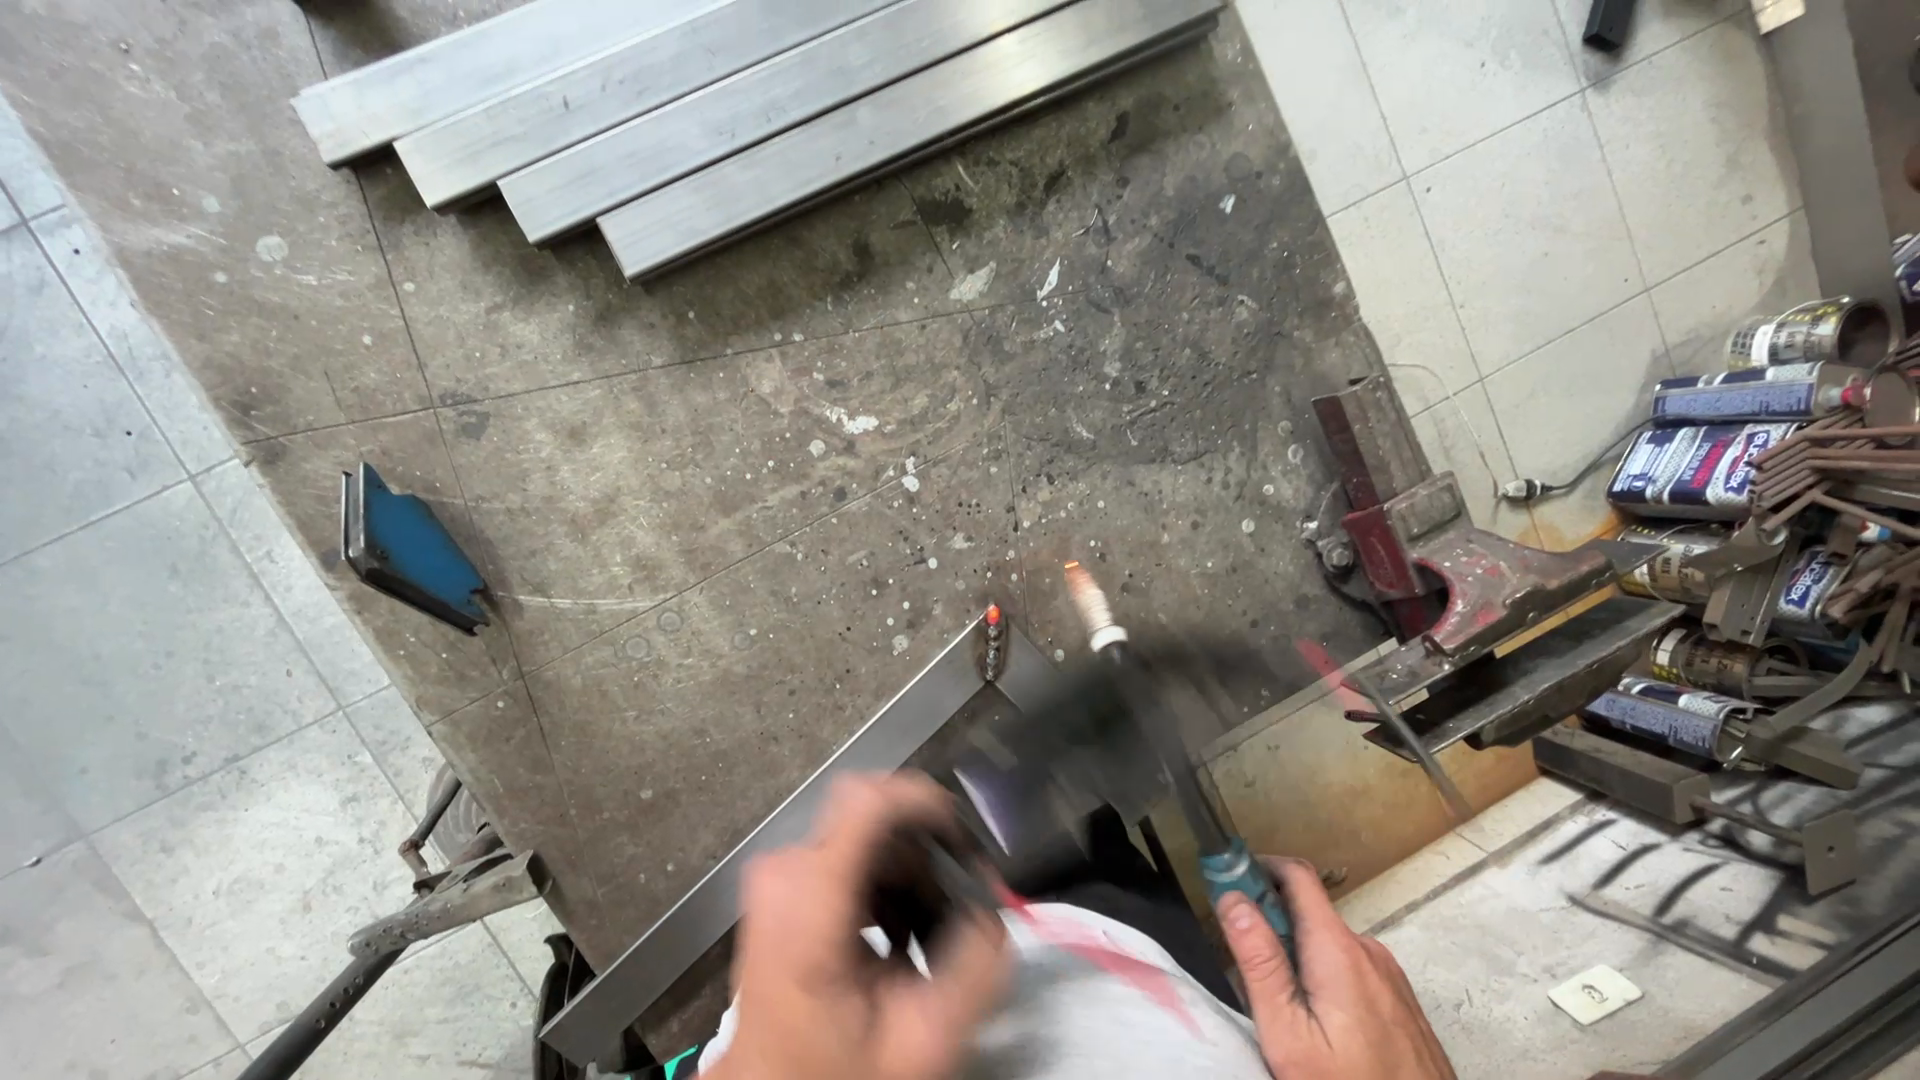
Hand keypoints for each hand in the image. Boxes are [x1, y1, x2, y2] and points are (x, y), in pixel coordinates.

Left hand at [706, 773, 1011, 1079]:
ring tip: (927, 939)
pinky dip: (888, 887)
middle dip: (929, 860)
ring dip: (912, 878)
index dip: (926, 803)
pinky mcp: (785, 883)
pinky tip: (900, 938)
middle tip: (957, 917)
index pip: (869, 800)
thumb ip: (975, 969)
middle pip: (880, 823)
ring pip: (871, 838)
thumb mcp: (921, 1038)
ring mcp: (781, 873)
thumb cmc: (835, 1070)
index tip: (965, 841)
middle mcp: (786, 869)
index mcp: (808, 899)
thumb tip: (994, 910)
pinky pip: (852, 855)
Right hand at [1217, 856, 1455, 1079]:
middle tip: (1244, 970)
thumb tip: (1232, 898)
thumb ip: (1260, 963)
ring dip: (1297, 958)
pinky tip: (1320, 1026)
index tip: (1226, 882)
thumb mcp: (1289, 1034)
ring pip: (1328, 945)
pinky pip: (1351, 970)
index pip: (1297, 875)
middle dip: (1271, 927)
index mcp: (1338, 948)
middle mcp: (1368, 950)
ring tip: (1283, 1011)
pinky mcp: (1400, 1001)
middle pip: (1308, 913)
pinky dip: (1324, 979)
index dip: (1257, 867)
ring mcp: (1389, 976)